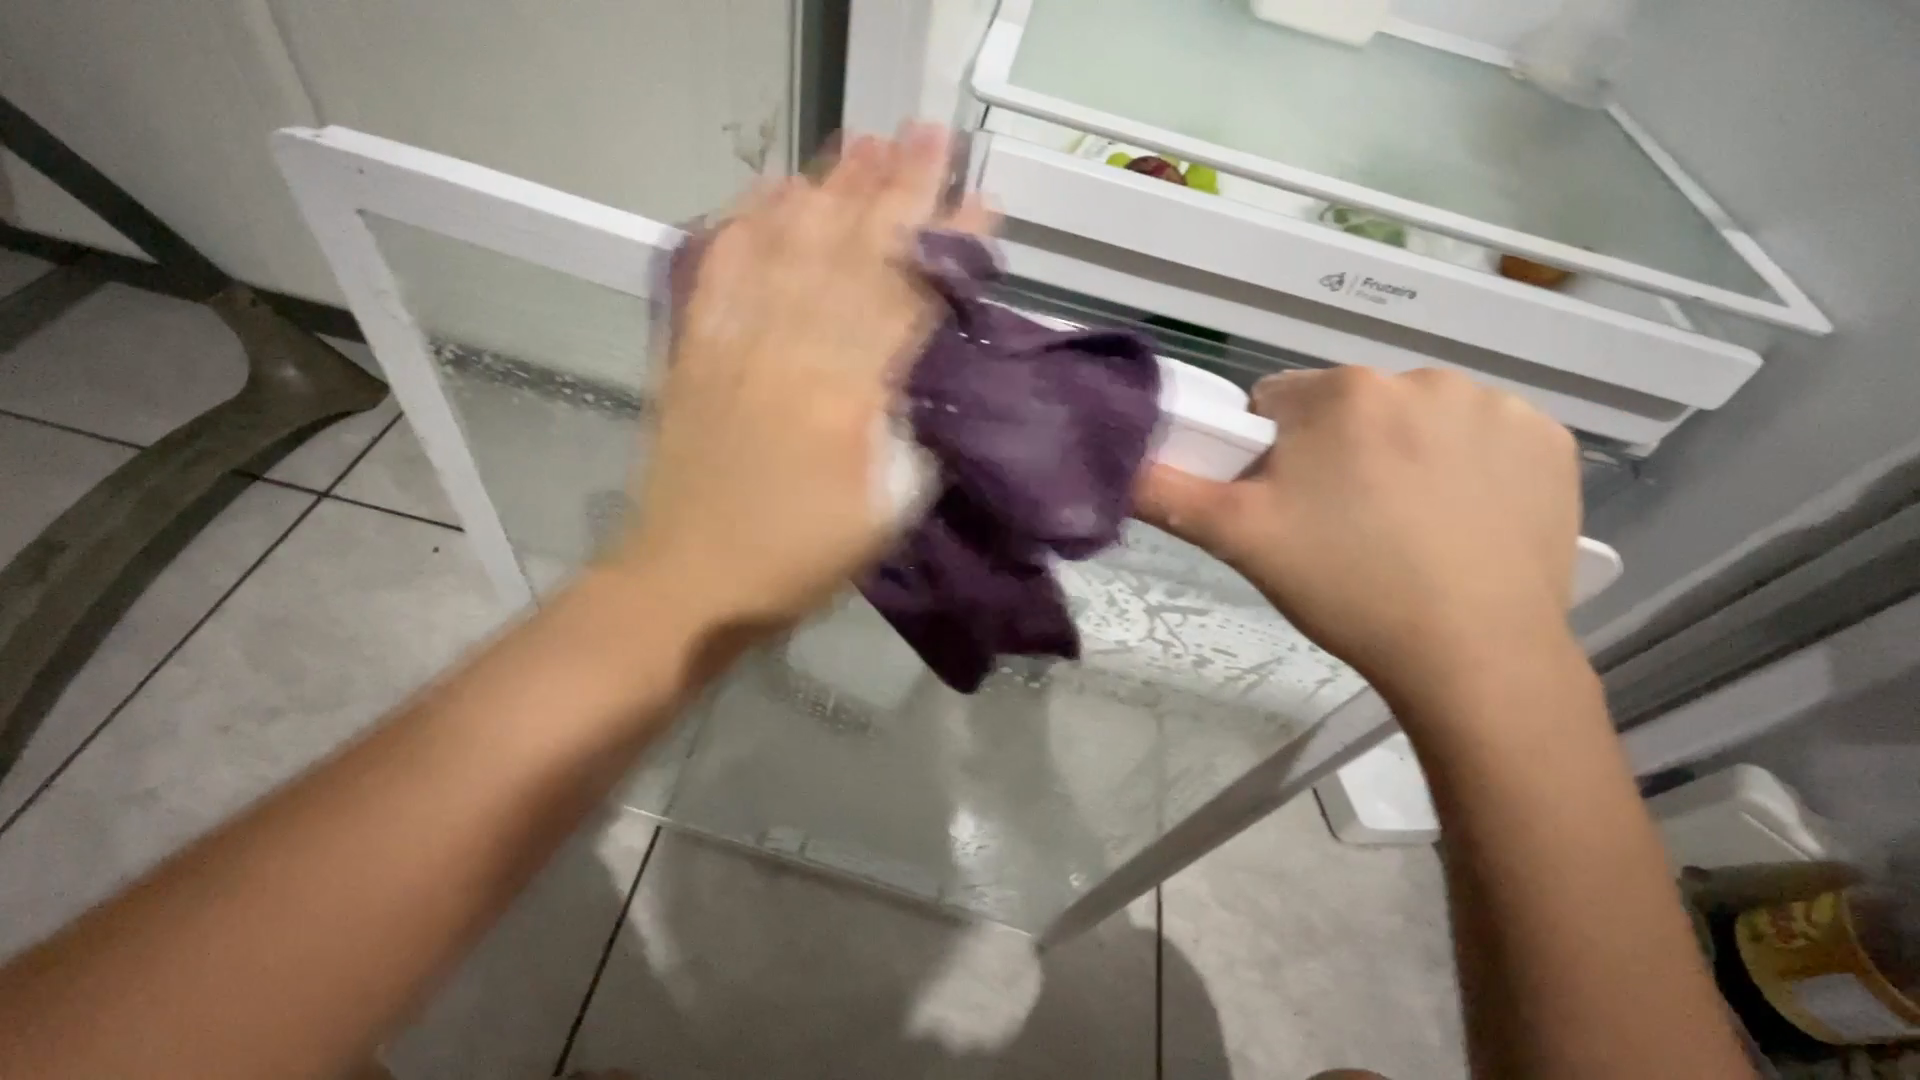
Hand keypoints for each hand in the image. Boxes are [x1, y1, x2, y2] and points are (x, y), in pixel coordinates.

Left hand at [616, 126, 993, 631]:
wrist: (687, 582)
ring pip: (788, 247)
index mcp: (844, 400)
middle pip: (850, 255)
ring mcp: (734, 346)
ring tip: (865, 144)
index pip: (906, 302)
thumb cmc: (796, 561)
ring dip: (831, 189)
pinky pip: (720, 271)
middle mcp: (788, 355)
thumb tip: (927, 378)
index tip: (982, 203)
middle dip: (897, 191)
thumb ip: (912, 438)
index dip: (947, 249)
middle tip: (930, 138)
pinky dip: (746, 224)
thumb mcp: (884, 515)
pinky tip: (771, 192)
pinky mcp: (693, 351)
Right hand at [1135, 367, 1582, 704]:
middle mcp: (1421, 378)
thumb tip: (1111, 460)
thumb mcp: (1236, 540)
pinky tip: (1463, 523)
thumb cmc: (1346, 588)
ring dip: (1402, 458)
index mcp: (1341, 393)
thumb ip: (1163, 491)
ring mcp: (1496, 407)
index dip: (1271, 457)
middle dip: (1336, 455)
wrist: (1474, 655)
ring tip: (1405, 531)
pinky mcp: (1550, 442)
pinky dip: (1469, 469)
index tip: (1287, 508)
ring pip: (1417, 422)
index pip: (1278, 405)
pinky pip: (1485, 440)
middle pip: (1349, 411)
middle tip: (1340, 528)